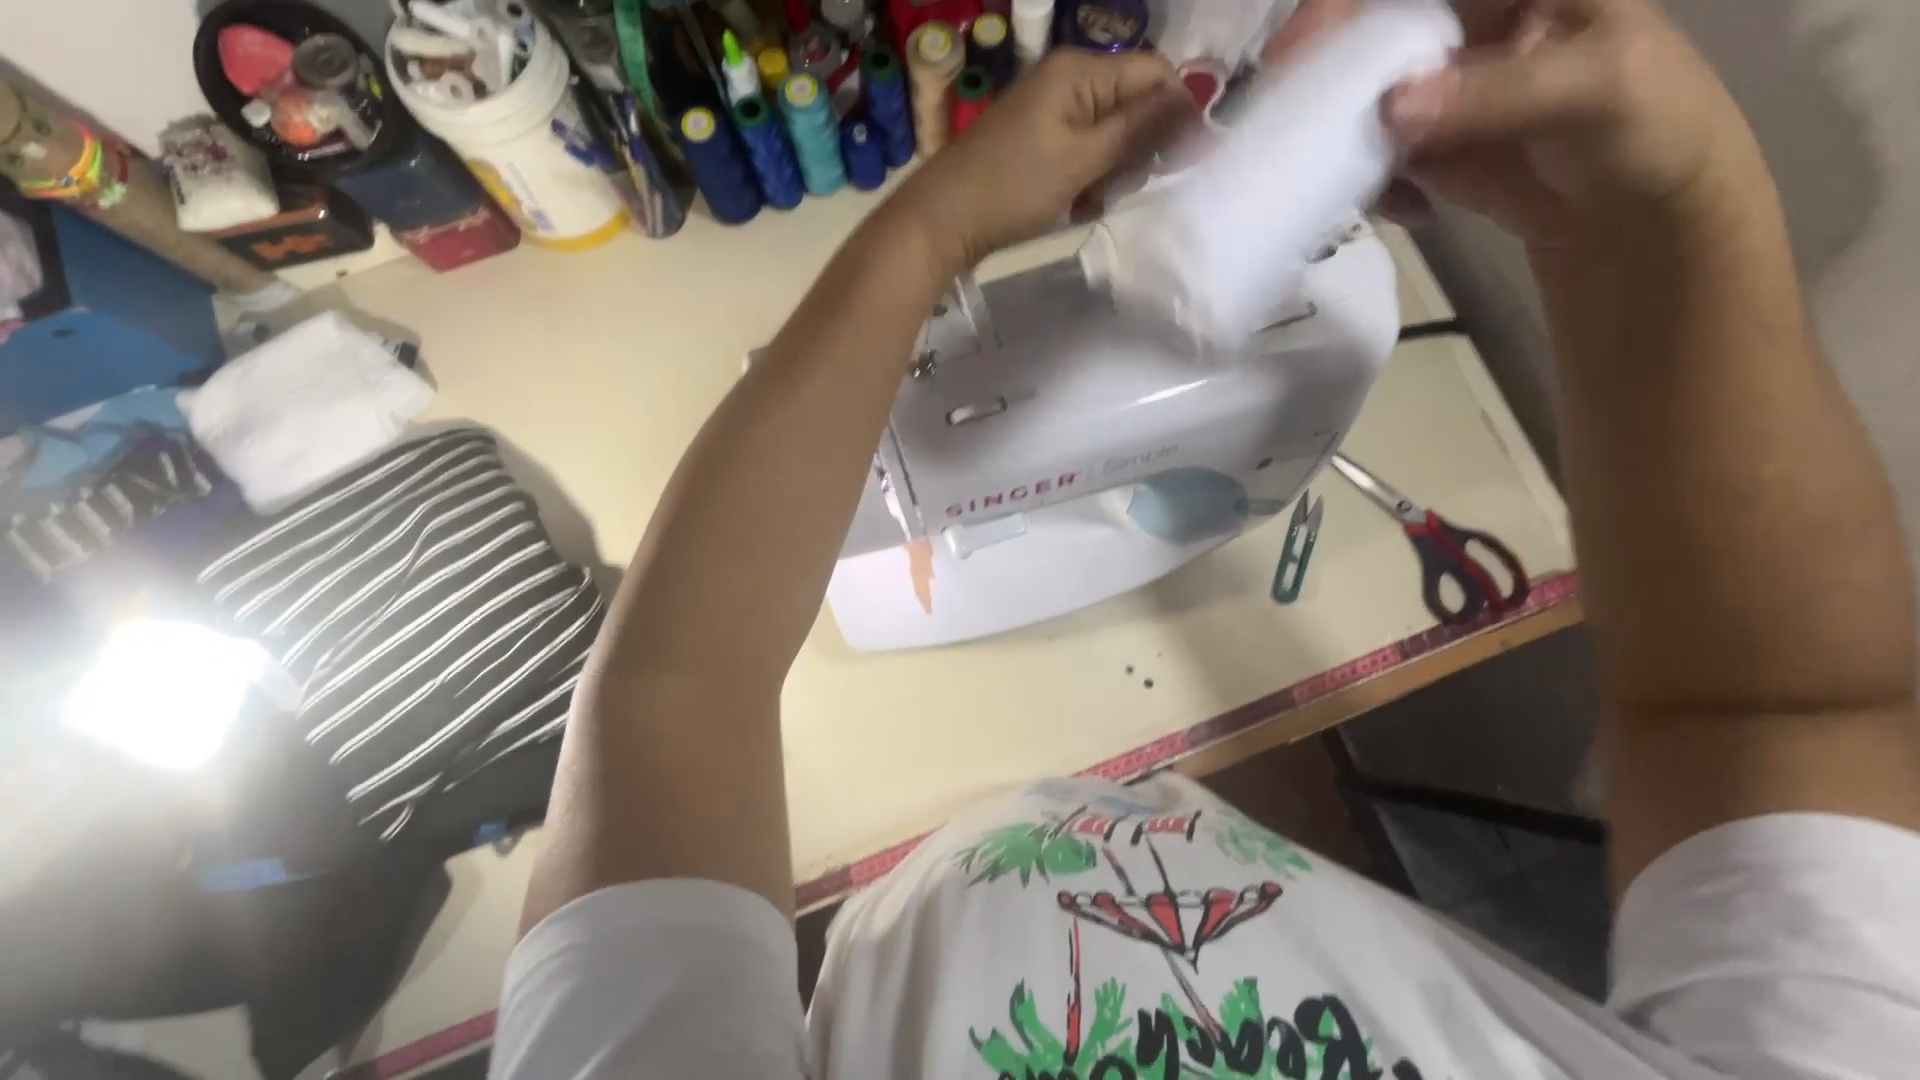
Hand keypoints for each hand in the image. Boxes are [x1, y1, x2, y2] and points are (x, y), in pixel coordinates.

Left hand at [894, 49, 1193, 266]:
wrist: (943, 221)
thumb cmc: (1012, 188)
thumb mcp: (1082, 159)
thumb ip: (1140, 130)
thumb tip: (1197, 98)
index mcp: (1078, 71)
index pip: (1154, 72)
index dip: (1176, 110)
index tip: (1186, 156)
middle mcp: (1067, 82)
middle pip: (1134, 104)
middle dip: (1140, 147)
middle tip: (1125, 185)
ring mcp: (1050, 114)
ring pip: (1110, 136)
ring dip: (1114, 171)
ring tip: (1094, 200)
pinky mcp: (1039, 145)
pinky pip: (1083, 155)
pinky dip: (1088, 181)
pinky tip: (1079, 206)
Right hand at [1282, 0, 1768, 247]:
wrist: (1639, 215)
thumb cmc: (1649, 123)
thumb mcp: (1595, 87)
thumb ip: (1496, 92)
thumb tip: (1391, 109)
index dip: (1338, 6)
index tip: (1298, 48)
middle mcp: (1456, 23)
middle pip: (1358, 33)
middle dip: (1316, 75)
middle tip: (1288, 125)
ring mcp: (1430, 87)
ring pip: (1349, 99)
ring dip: (1336, 144)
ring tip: (1357, 186)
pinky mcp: (1415, 146)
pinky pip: (1363, 157)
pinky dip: (1368, 187)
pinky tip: (1407, 210)